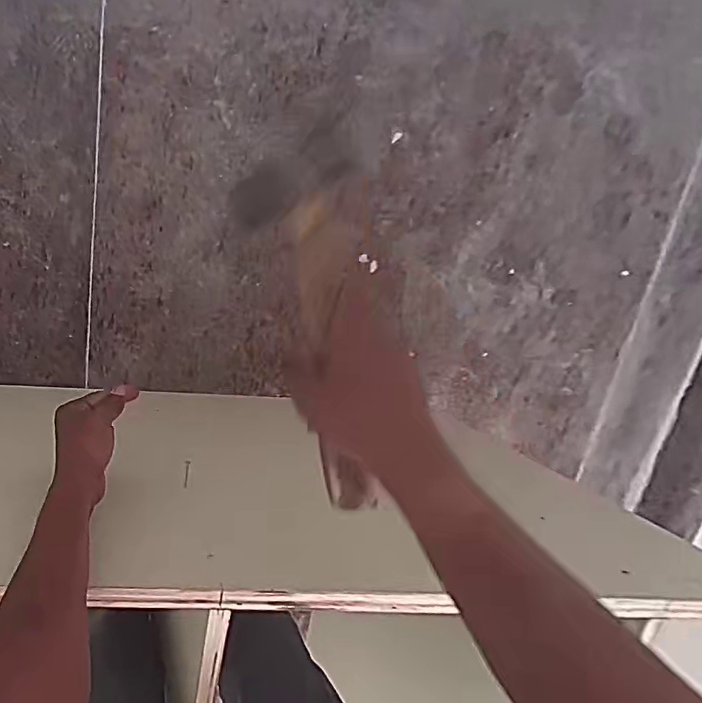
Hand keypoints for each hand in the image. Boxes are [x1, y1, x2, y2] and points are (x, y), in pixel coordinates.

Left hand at [51, 385, 138, 504]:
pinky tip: (110, 435)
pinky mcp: (85, 450)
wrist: (80, 481)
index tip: (131, 391)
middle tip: (127, 396)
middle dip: (112, 402)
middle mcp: (70, 422)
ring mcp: (77, 437)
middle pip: (95, 406)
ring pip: (97, 420)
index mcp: (70, 410)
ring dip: (109, 416)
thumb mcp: (100, 419)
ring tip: (120, 411)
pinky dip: (106, 431)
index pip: (97, 395)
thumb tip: (120, 392)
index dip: (116, 392)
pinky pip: (98, 434)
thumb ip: (112, 403)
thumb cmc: (82, 453)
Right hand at [286, 265, 441, 483]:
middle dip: (337, 325)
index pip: (352, 292)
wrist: (406, 453)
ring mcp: (398, 360)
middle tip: (317, 343)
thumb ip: (298, 369)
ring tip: (330, 381)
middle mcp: (382, 341)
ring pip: (368, 344)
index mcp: (355, 337)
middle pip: (359, 318)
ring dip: (349, 353)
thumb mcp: (310, 398)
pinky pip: (379, 365)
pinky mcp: (407, 380)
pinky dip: (363, 372)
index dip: (348, 270)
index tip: (348, 250)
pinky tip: (351, 397)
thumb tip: (293, 350)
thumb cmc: (355, 422)